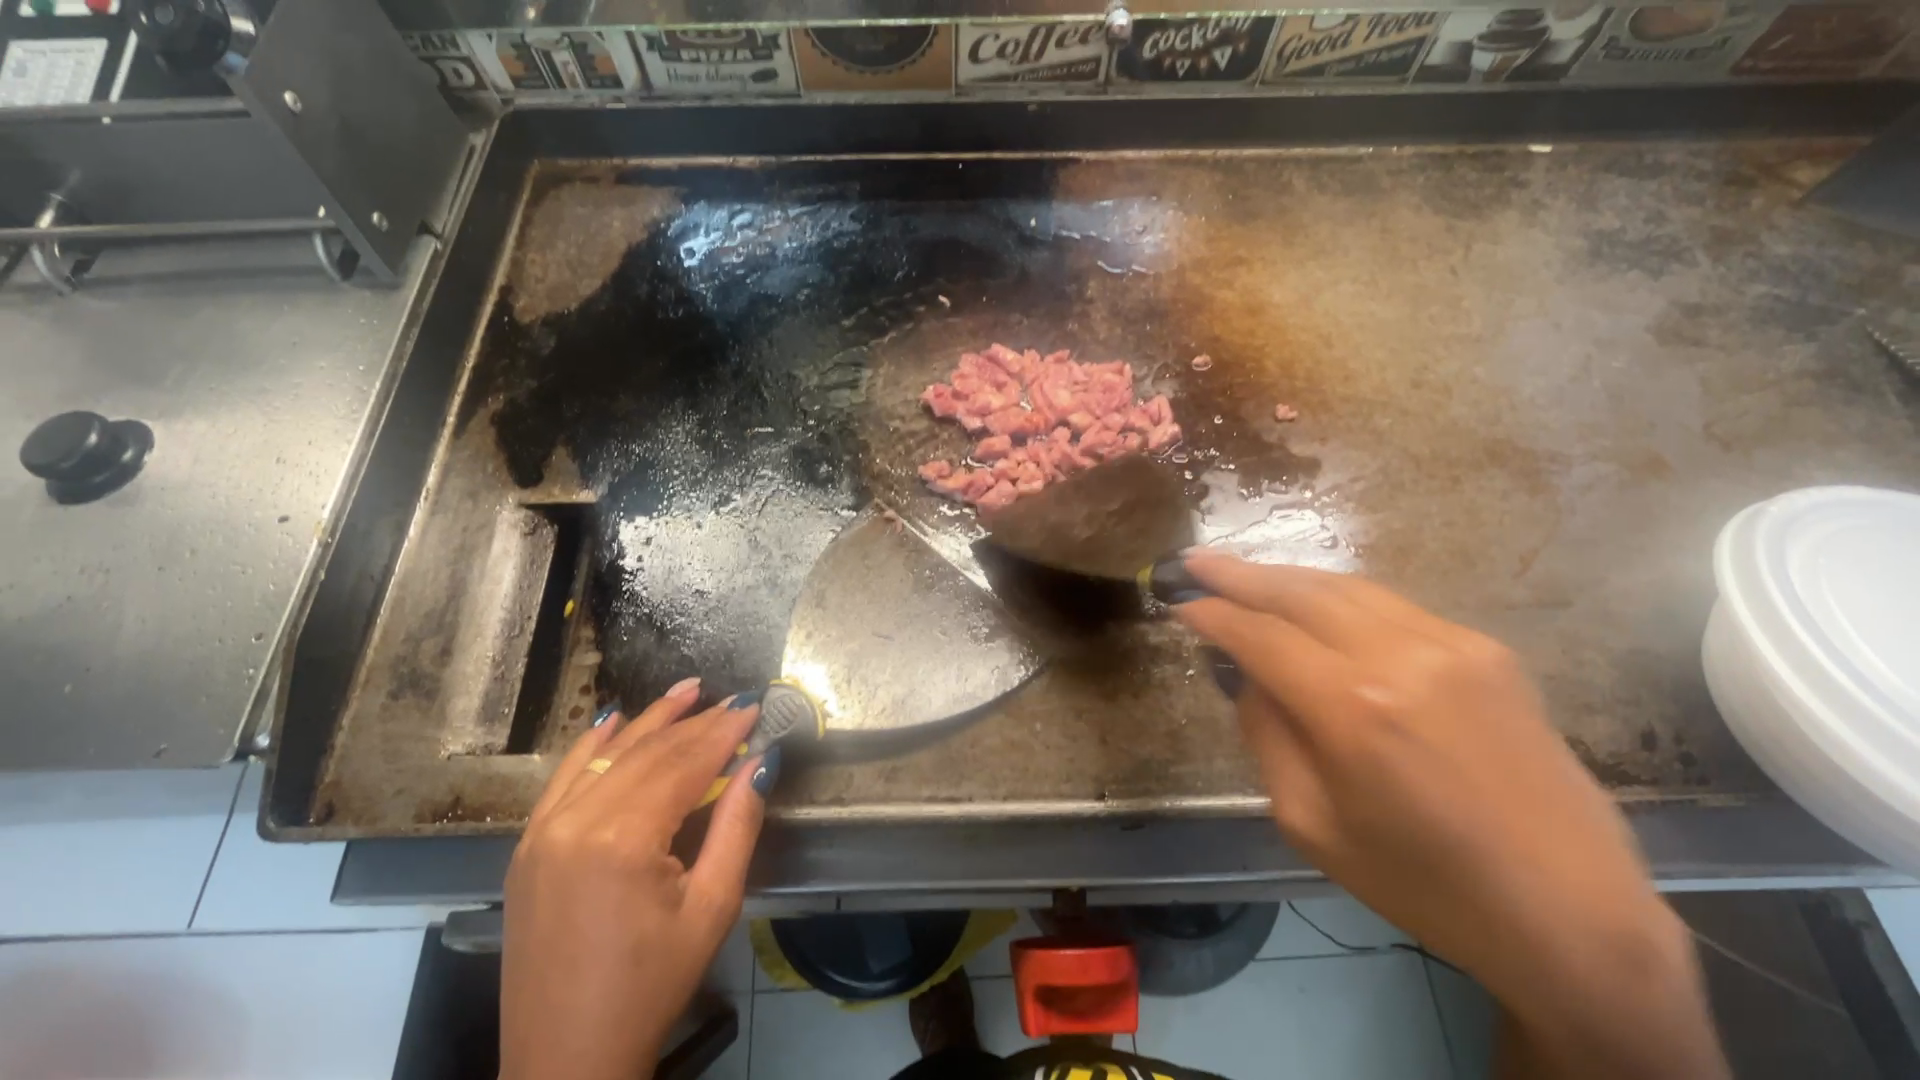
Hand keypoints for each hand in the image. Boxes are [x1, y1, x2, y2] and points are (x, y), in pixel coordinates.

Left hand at [500, 679, 776, 1079]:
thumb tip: (763, 761)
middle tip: (732, 699)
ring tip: (687, 690)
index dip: (724, 733)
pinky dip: (592, 746)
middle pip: (647, 754)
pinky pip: (563, 780)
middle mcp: (576, 822)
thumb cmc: (651, 985)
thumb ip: (738, 825)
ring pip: (606, 758)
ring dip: (648, 722)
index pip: (684, 764)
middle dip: (695, 723)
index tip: (755, 706)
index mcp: (623, 840)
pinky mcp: (527, 847)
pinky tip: (613, 720)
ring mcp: (543, 832)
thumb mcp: (712, 907)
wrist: (566, 1055)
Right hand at [1173, 554, 1724, 1079]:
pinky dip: (1342, 598)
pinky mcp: (1487, 650)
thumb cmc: (1424, 885)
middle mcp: (1399, 656)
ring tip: (1246, 573)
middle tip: (1196, 560)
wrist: (1570, 909)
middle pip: (1300, 593)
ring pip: (1349, 587)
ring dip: (1290, 578)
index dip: (1212, 615)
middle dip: (1240, 574)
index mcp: (1350, 708)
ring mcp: (1451, 644)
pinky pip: (1393, 607)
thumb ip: (1269, 736)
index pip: (1259, 636)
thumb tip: (1250, 677)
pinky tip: (1318, 605)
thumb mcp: (1312, 825)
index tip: (1179, 603)